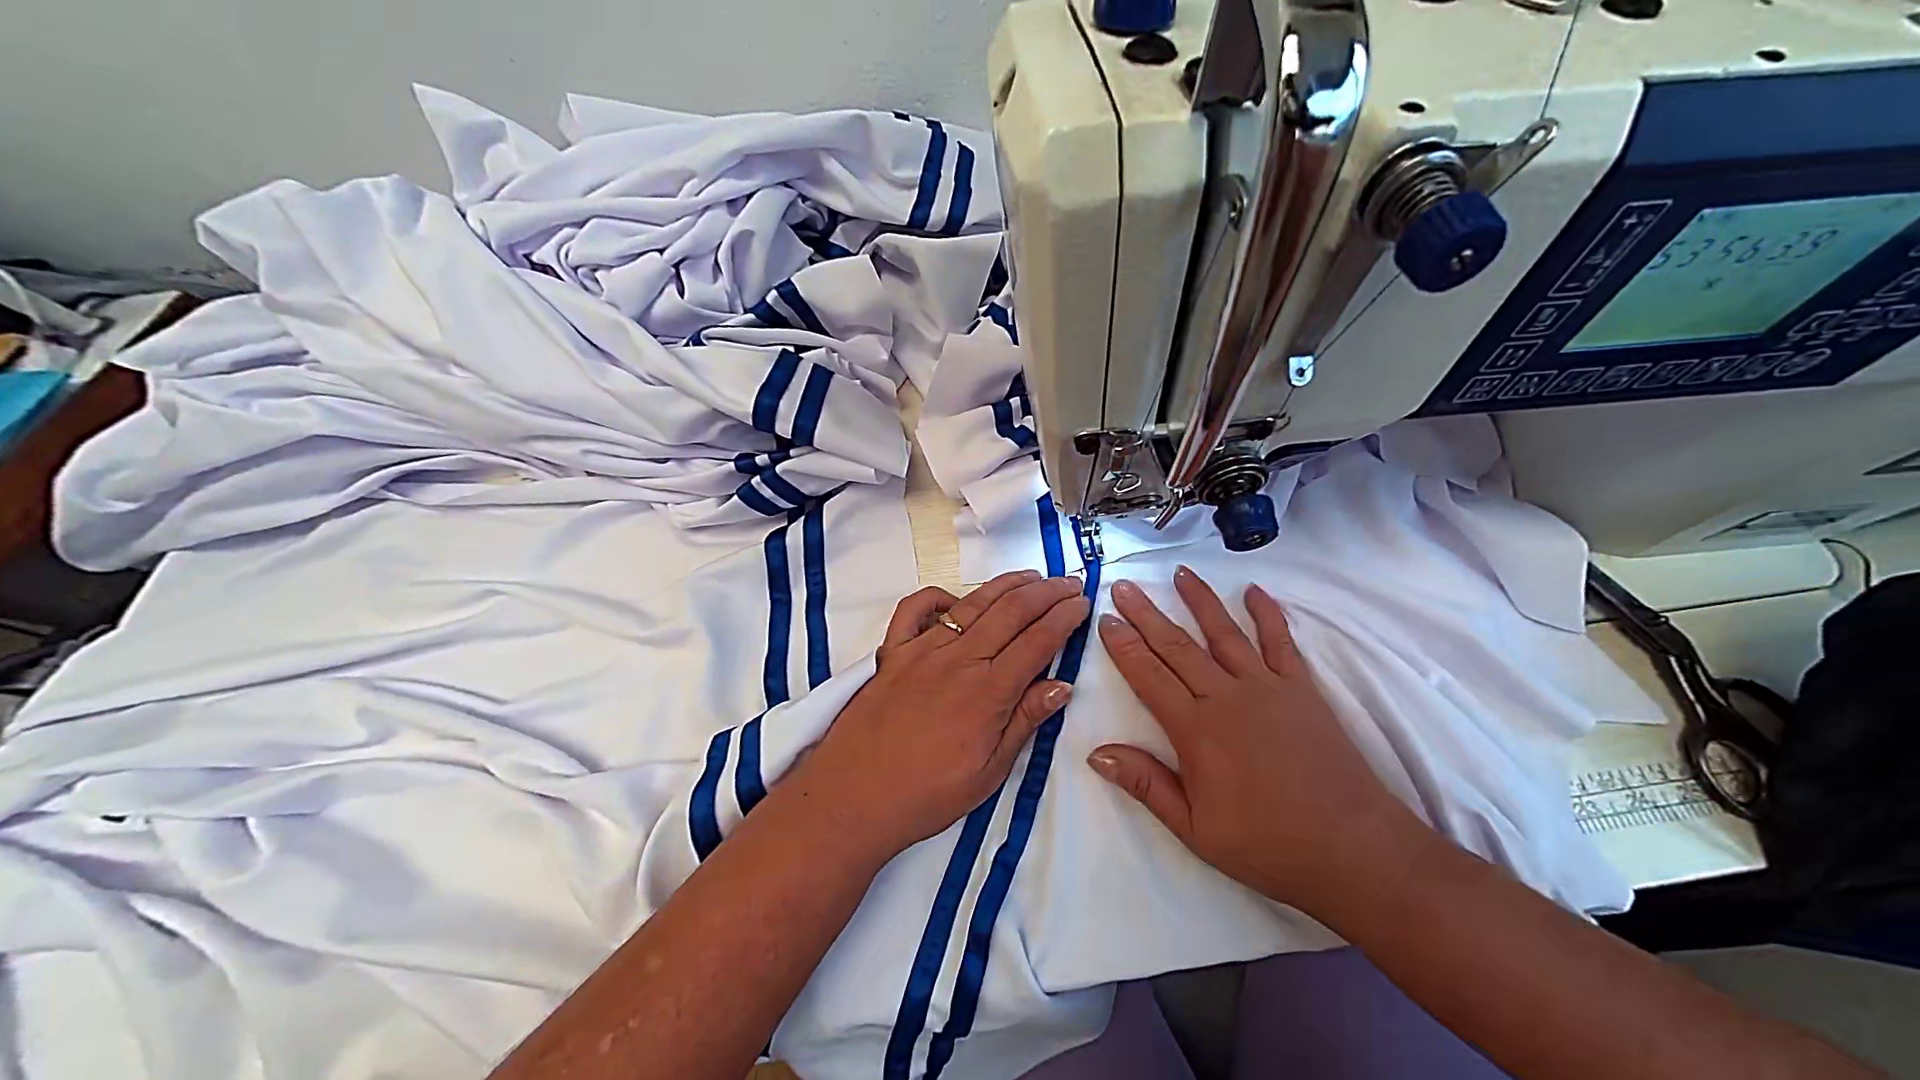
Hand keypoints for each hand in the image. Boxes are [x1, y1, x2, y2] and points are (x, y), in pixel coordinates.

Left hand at [787, 570, 1090, 859]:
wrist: (854, 797)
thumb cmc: (926, 794)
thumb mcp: (989, 771)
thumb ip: (1023, 722)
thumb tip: (1060, 686)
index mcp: (987, 692)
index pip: (1037, 642)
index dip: (1064, 618)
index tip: (1081, 603)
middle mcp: (957, 661)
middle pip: (1010, 612)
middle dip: (1045, 593)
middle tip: (1068, 583)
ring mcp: (922, 652)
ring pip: (972, 605)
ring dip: (1005, 586)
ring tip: (1030, 576)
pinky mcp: (892, 653)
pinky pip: (913, 611)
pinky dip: (936, 597)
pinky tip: (954, 599)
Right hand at [1087, 566, 1431, 915]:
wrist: (1353, 848)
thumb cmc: (1266, 844)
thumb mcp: (1194, 828)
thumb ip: (1145, 784)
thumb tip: (1096, 752)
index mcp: (1196, 730)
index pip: (1149, 676)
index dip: (1124, 646)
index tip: (1106, 619)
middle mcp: (1227, 697)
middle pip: (1177, 647)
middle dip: (1146, 614)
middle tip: (1124, 586)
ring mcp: (1267, 688)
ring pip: (1224, 634)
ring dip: (1199, 601)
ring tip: (1179, 573)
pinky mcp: (1302, 689)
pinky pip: (1281, 643)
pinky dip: (1268, 614)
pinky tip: (1255, 592)